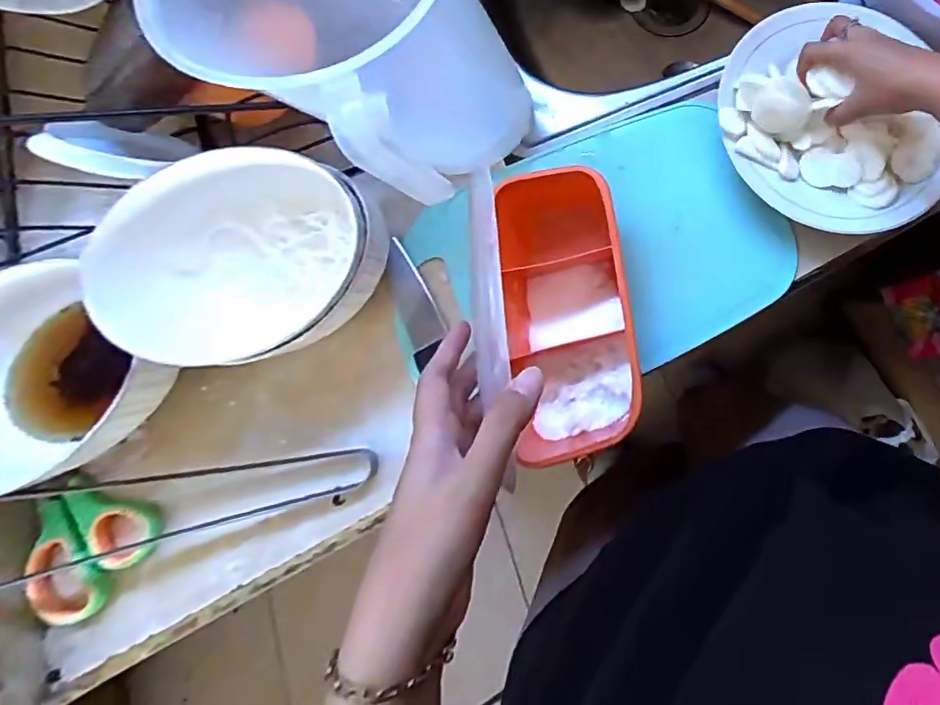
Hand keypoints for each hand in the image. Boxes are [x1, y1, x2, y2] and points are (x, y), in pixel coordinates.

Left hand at [336, 323, 543, 689]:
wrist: (407, 616)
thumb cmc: (435, 538)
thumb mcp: (474, 476)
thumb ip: (504, 425)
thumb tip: (532, 371)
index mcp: (431, 439)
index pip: (436, 381)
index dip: (449, 350)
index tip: (467, 322)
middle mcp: (436, 453)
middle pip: (452, 402)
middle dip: (472, 372)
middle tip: (504, 349)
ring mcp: (445, 482)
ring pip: (468, 430)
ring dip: (489, 405)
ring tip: (520, 387)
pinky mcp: (458, 508)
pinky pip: (479, 459)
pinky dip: (498, 441)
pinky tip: (519, 444)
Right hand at [797, 15, 939, 125]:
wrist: (935, 80)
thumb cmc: (892, 90)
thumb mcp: (862, 106)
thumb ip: (841, 113)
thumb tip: (829, 120)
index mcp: (845, 50)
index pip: (812, 50)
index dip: (802, 66)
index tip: (806, 83)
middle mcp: (859, 38)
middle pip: (835, 25)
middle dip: (825, 39)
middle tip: (825, 59)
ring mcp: (880, 38)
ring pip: (854, 31)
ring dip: (845, 44)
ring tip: (847, 68)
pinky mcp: (895, 44)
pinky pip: (871, 40)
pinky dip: (863, 50)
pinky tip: (870, 72)